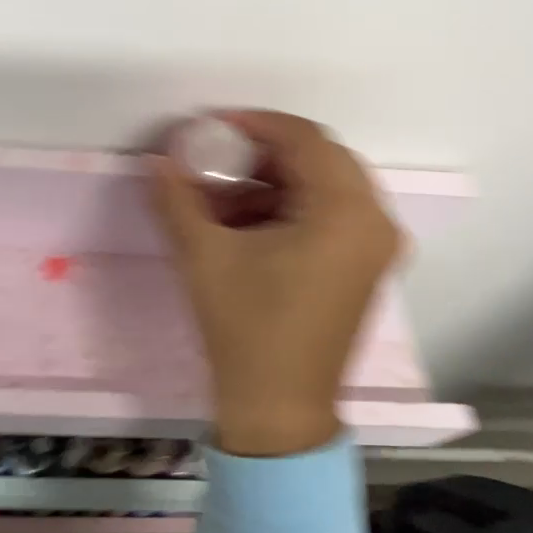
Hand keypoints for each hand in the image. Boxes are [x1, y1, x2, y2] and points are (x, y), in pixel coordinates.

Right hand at [149, 110, 404, 456]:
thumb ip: (177, 199)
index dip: (254, 124)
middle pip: (321, 160)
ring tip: (222, 203)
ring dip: (274, 183)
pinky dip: (291, 210)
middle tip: (215, 163)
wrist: (278, 408)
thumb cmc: (245, 329)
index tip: (210, 129)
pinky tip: (247, 229)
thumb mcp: (202, 257)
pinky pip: (332, 218)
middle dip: (263, 155)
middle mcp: (375, 222)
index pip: (305, 139)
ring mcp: (375, 249)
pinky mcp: (364, 271)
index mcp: (345, 212)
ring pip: (326, 189)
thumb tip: (156, 161)